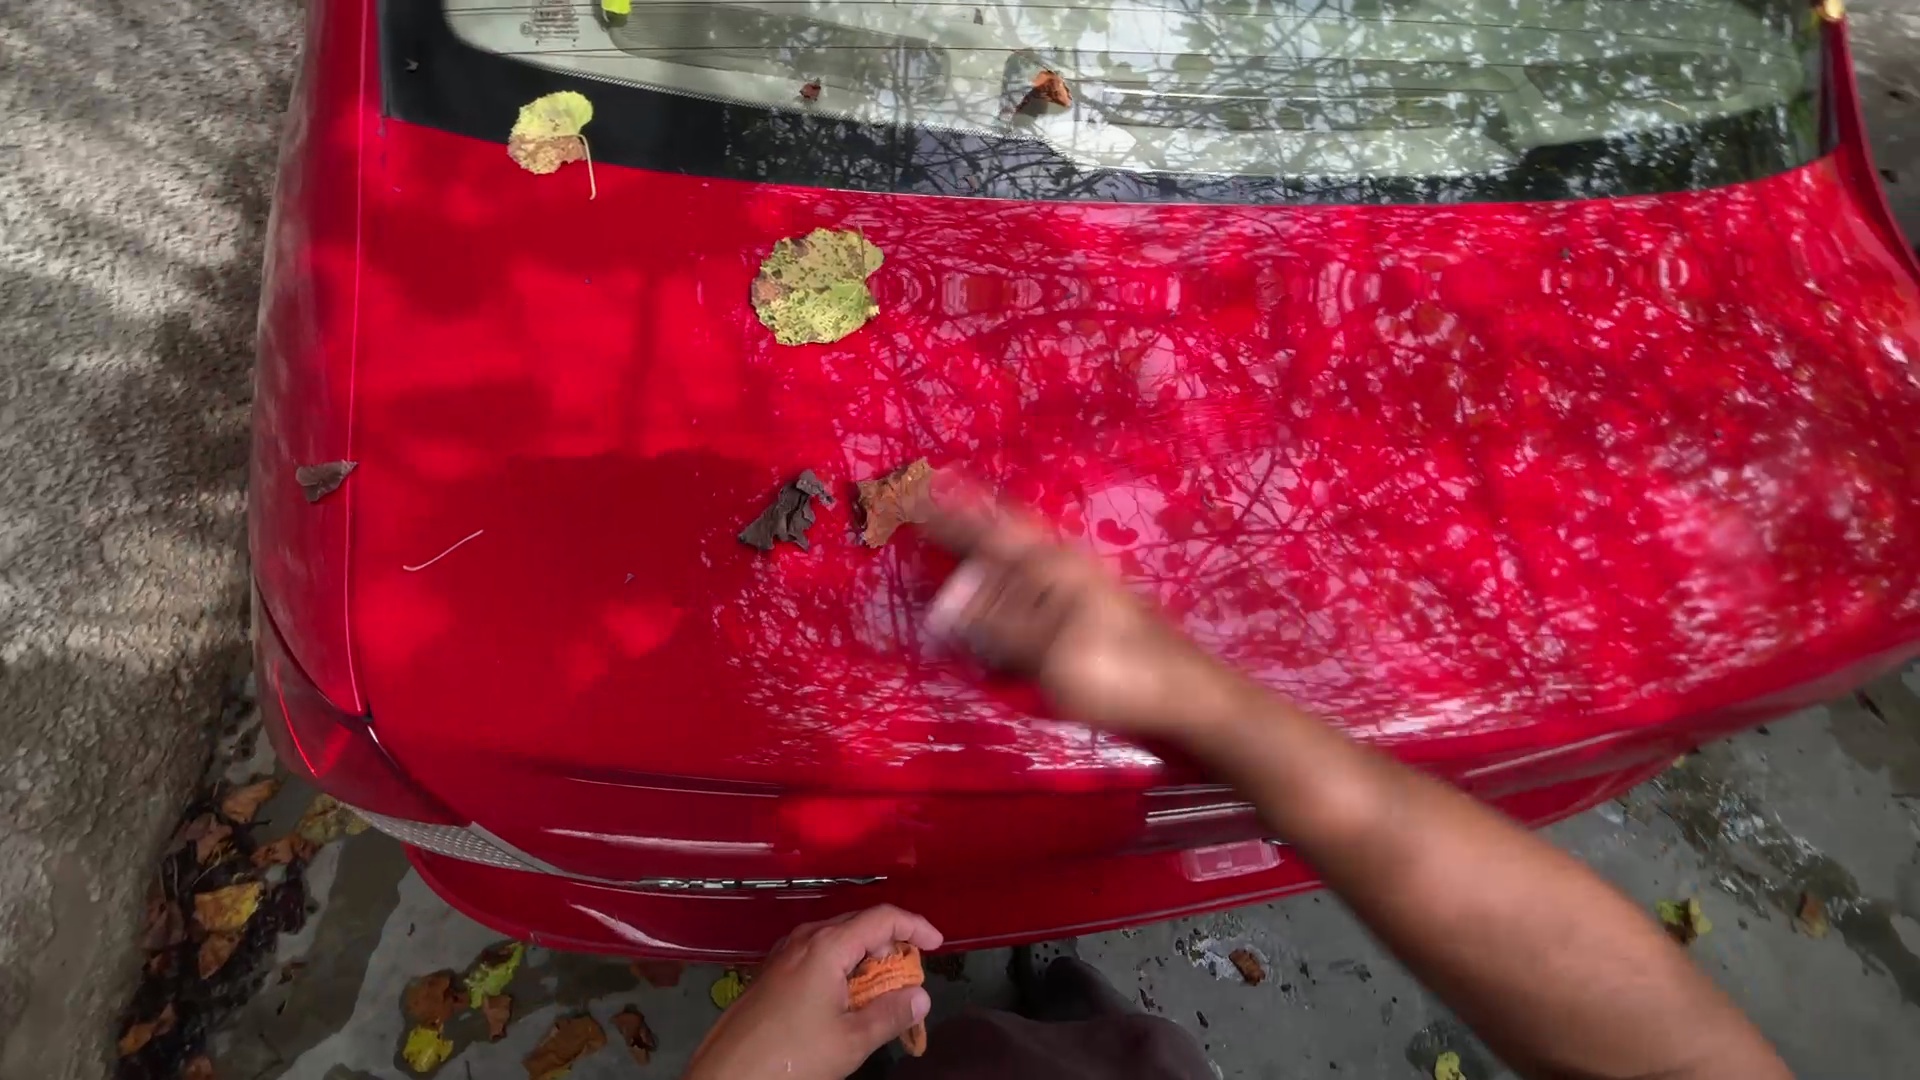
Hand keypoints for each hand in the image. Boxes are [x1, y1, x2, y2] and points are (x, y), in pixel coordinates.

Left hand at [684, 905, 942, 1079]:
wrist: (726, 1077)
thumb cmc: (793, 1057)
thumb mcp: (850, 1042)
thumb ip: (890, 1014)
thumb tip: (921, 997)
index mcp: (828, 945)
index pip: (882, 917)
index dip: (914, 926)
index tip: (937, 944)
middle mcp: (807, 936)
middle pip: (861, 923)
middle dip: (891, 943)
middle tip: (911, 975)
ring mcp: (787, 951)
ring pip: (839, 938)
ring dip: (866, 956)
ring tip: (882, 989)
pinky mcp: (775, 969)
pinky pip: (819, 951)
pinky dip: (843, 964)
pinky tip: (845, 995)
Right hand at [923, 484, 1241, 740]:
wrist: (1184, 695)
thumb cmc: (1119, 673)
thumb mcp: (1049, 652)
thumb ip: (995, 625)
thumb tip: (943, 605)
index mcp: (1050, 565)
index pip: (984, 530)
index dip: (945, 515)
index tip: (909, 496)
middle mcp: (1061, 565)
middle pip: (999, 533)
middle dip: (959, 521)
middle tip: (922, 508)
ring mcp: (1075, 587)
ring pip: (1016, 556)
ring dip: (981, 546)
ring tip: (951, 541)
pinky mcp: (1083, 613)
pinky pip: (1030, 588)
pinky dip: (1004, 583)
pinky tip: (998, 589)